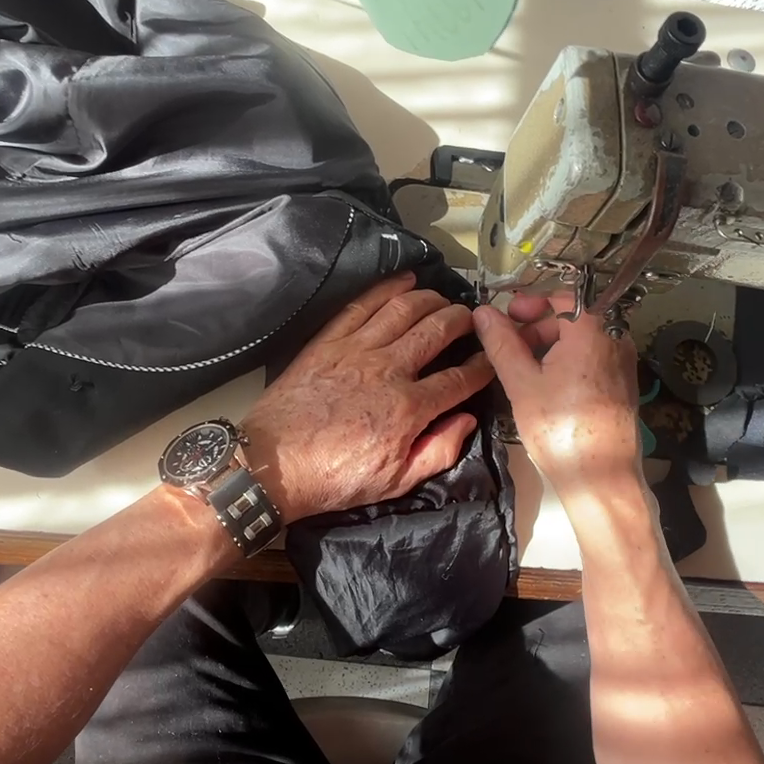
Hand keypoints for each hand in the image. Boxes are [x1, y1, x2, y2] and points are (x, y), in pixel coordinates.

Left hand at [242, 272, 494, 521]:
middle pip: (436, 331)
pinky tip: (403, 281)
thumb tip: (467, 419)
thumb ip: (439, 452)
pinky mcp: (328, 341)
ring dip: (430, 299)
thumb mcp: (395, 483)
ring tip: (443, 299)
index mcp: (408, 408)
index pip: (458, 379)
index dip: (480, 367)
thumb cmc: (334, 478)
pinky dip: (386, 288)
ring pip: (403, 309)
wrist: (272, 464)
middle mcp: (388, 369)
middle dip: (462, 320)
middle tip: (471, 319)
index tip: (490, 360)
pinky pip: (362, 304)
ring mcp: (356, 349)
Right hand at [471, 293, 642, 496]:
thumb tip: (482, 313)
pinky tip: (544, 387)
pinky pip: (591, 359)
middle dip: (538, 326)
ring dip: (549, 346)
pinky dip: (566, 362)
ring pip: (581, 339)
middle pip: (573, 316)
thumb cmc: (559, 429)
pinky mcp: (621, 385)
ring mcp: (622, 363)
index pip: (562, 295)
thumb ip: (501, 343)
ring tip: (523, 371)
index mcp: (594, 330)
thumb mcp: (521, 383)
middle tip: (510, 347)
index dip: (532, 302)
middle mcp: (616, 339)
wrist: (600, 479)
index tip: (508, 316)